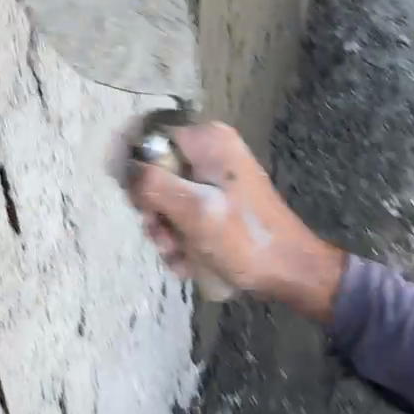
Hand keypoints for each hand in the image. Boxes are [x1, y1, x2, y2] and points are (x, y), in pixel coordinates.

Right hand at [122, 121, 347, 323]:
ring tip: (179, 256)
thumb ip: (153, 185)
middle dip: (155, 212)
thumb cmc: (245, 239)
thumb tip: (122, 166)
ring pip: (167, 198)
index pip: (150, 140)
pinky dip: (183, 239)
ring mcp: (214, 177)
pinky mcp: (218, 201)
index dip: (137, 172)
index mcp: (207, 140)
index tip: (141, 206)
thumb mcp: (194, 211)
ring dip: (167, 232)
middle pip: (156, 172)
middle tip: (165, 238)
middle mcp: (209, 151)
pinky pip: (184, 214)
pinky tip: (190, 262)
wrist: (291, 273)